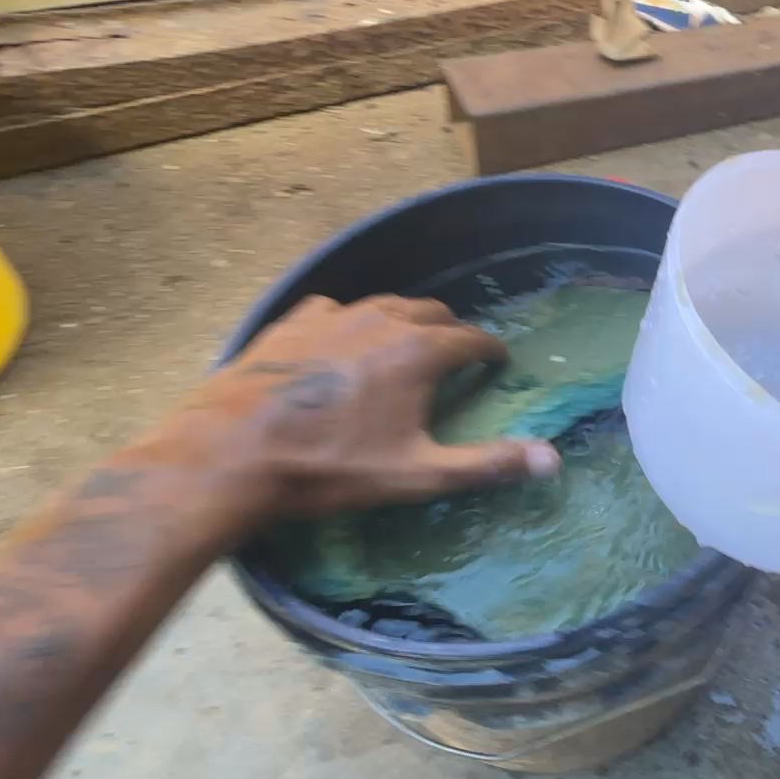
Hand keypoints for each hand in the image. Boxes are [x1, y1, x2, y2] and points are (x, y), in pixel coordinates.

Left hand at [131, 295, 558, 520]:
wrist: (225, 458)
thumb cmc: (331, 467)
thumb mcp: (417, 474)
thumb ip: (488, 463)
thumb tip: (554, 458)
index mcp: (420, 351)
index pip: (473, 338)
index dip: (492, 350)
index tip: (498, 363)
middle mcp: (383, 320)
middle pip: (433, 311)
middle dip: (453, 331)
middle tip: (456, 357)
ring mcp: (333, 316)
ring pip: (387, 304)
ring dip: (407, 321)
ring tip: (406, 346)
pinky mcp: (290, 323)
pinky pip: (337, 309)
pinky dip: (354, 321)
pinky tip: (344, 343)